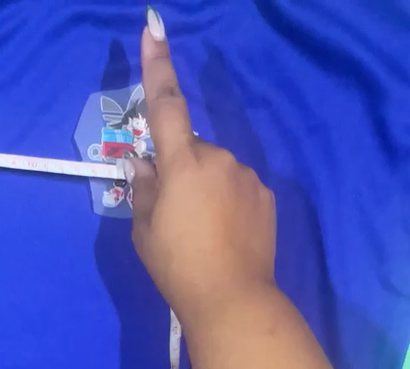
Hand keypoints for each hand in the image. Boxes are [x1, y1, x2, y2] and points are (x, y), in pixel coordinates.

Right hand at [129, 14, 277, 322]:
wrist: (232, 300)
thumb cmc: (177, 267)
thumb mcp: (144, 232)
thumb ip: (142, 189)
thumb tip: (143, 162)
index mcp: (183, 164)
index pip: (165, 106)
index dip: (157, 66)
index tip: (153, 26)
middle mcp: (219, 159)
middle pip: (192, 151)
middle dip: (181, 171)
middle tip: (173, 217)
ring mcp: (247, 176)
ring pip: (217, 170)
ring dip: (206, 189)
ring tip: (202, 234)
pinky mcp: (266, 196)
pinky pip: (238, 189)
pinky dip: (228, 204)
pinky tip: (224, 236)